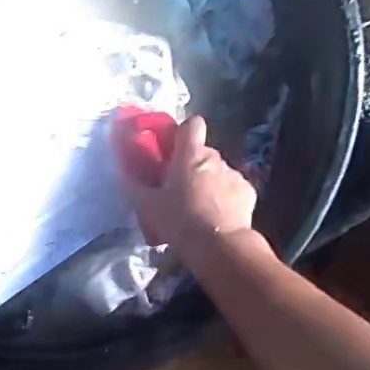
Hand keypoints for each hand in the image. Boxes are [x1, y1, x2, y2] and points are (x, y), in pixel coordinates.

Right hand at [119, 115, 257, 253]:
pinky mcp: (247, 192)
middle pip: (201, 152)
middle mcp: (215, 159)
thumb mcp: (146, 206)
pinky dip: (221, 196)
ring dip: (204, 181)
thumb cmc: (178, 220)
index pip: (191, 125)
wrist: (217, 244)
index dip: (182, 131)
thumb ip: (133, 186)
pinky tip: (211, 216)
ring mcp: (234, 175)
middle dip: (188, 164)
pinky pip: (230, 187)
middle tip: (174, 187)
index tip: (171, 147)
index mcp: (189, 157)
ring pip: (215, 171)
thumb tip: (121, 172)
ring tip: (193, 206)